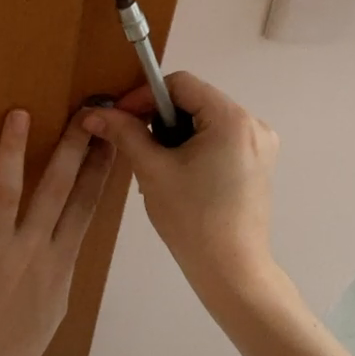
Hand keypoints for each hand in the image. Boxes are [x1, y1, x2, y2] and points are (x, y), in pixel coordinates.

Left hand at [0, 109, 113, 355]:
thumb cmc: (16, 343)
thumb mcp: (56, 305)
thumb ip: (61, 263)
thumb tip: (68, 232)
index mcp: (59, 262)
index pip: (86, 207)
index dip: (99, 171)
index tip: (110, 139)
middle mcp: (32, 249)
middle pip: (57, 189)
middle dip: (72, 148)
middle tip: (83, 113)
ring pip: (7, 191)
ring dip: (13, 151)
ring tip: (19, 115)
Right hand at [81, 72, 280, 303]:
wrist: (232, 271)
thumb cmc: (192, 219)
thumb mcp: (152, 170)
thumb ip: (125, 133)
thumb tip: (94, 113)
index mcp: (232, 119)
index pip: (180, 84)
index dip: (144, 95)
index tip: (120, 117)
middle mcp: (253, 125)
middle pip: (194, 100)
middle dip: (158, 116)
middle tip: (132, 141)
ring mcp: (259, 146)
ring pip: (205, 120)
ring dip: (174, 133)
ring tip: (152, 162)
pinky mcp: (257, 164)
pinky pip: (218, 139)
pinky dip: (193, 146)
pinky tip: (177, 173)